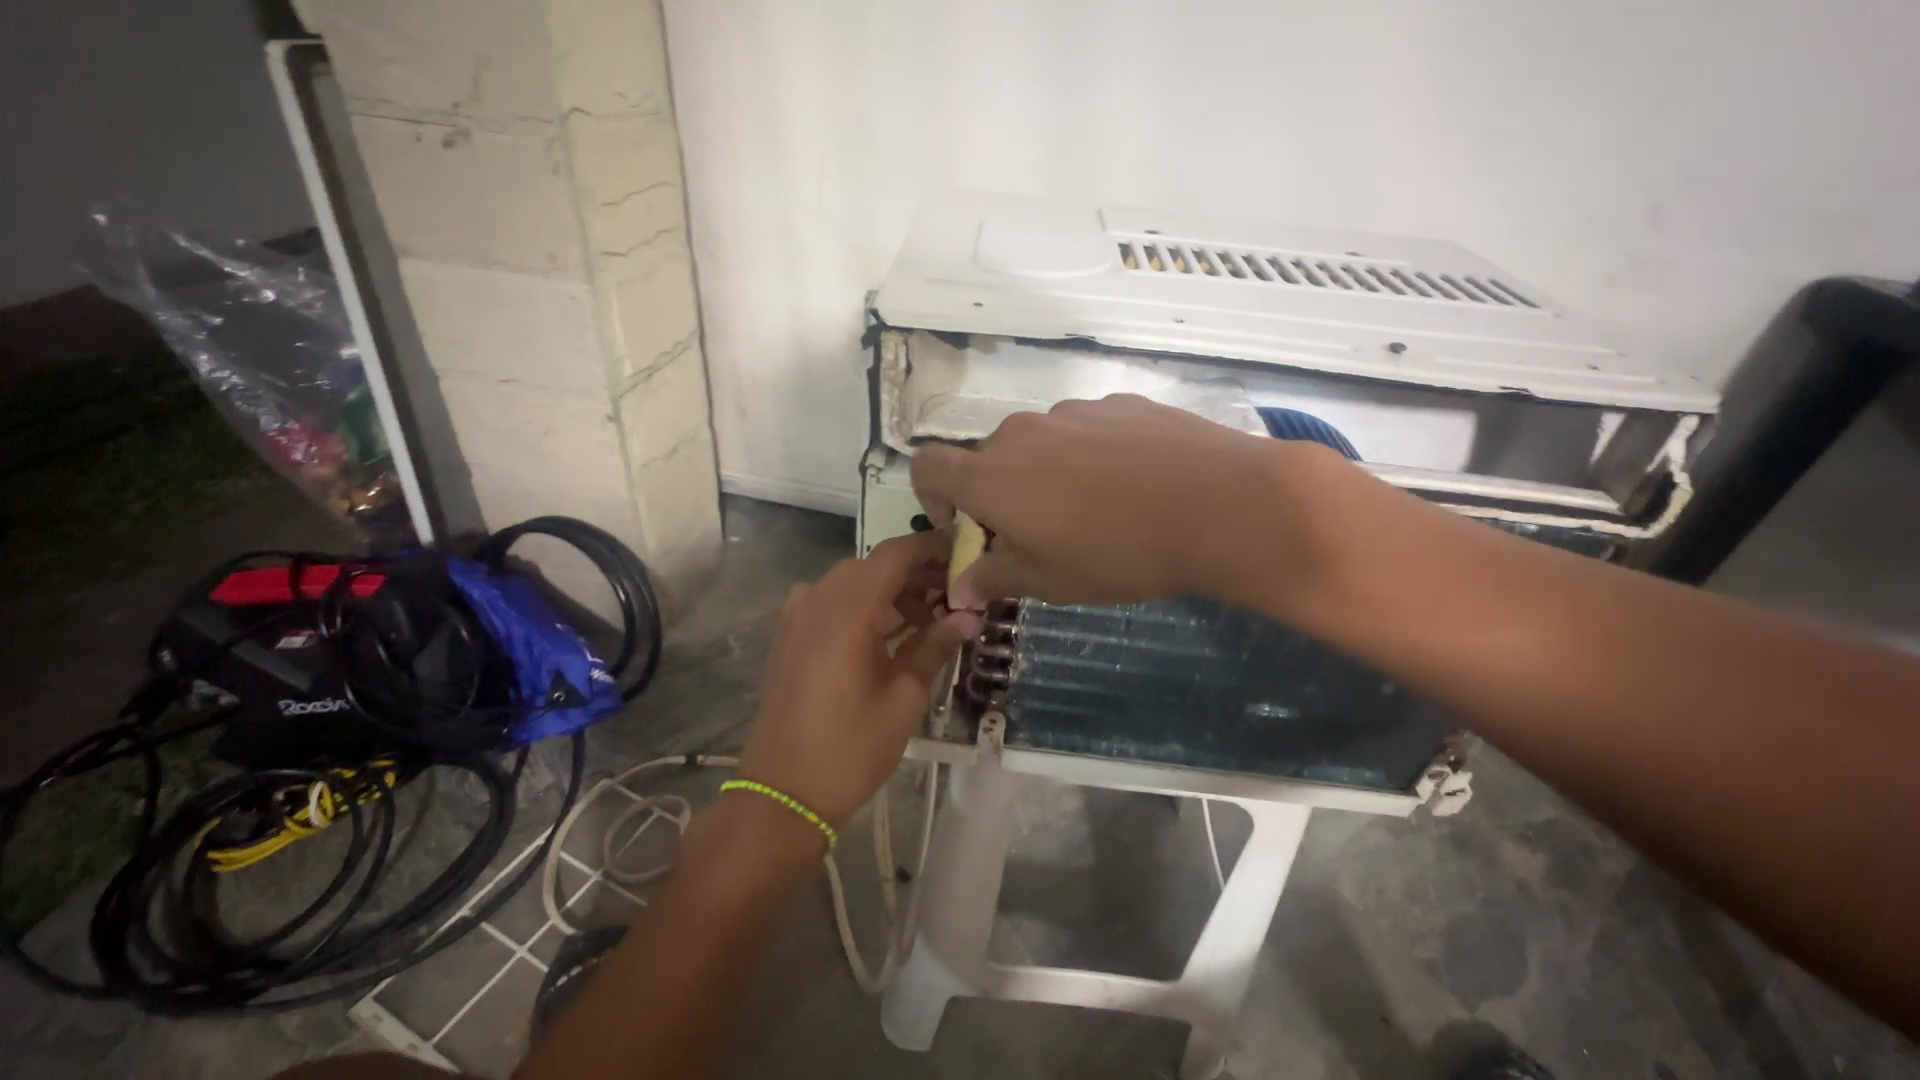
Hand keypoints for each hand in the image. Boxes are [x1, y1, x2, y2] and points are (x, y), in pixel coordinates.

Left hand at [736, 531, 979, 829]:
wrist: (783, 792)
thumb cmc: (851, 747)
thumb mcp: (904, 697)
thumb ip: (935, 647)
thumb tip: (969, 618)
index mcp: (847, 608)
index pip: (896, 553)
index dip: (933, 548)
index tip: (968, 556)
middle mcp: (818, 599)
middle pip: (874, 564)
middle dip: (917, 574)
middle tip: (956, 598)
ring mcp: (798, 616)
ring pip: (853, 583)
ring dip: (891, 592)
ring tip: (930, 622)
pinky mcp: (790, 636)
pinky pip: (832, 603)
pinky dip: (864, 607)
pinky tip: (889, 636)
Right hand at [912, 394, 1345, 610]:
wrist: (1221, 505)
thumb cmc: (1119, 553)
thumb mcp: (1050, 580)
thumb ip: (995, 578)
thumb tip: (962, 588)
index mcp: (992, 475)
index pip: (927, 466)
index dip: (933, 497)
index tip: (964, 527)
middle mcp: (1023, 432)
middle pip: (989, 458)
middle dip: (999, 495)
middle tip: (1039, 534)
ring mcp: (1074, 411)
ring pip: (1041, 444)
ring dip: (1047, 474)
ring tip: (1097, 511)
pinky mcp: (1121, 403)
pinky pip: (1086, 430)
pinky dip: (1092, 456)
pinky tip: (1135, 486)